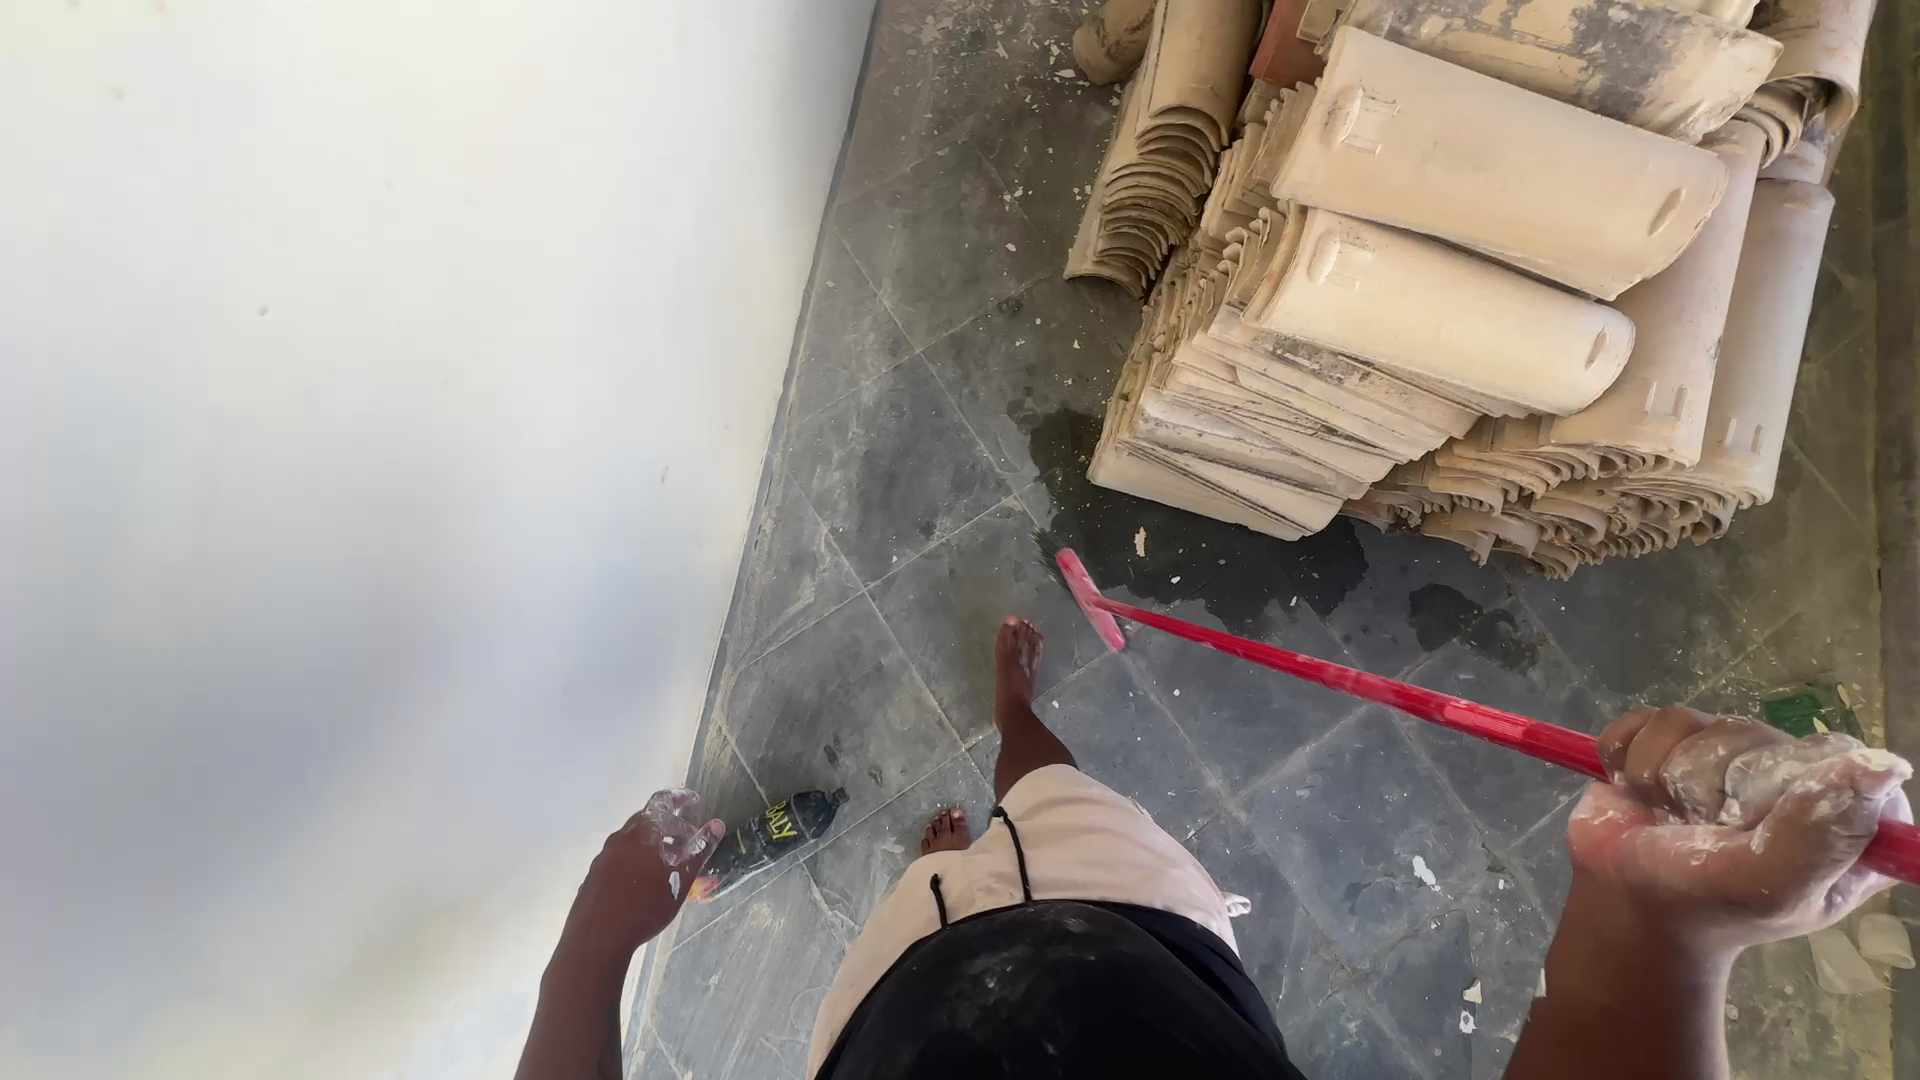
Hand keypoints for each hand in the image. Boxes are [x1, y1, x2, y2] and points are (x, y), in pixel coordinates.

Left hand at [558, 789, 725, 961]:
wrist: (595, 942)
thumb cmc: (645, 907)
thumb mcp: (681, 879)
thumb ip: (700, 849)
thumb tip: (718, 824)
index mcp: (643, 832)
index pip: (663, 801)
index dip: (681, 797)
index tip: (695, 802)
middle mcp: (620, 838)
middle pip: (647, 820)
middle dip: (670, 826)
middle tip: (687, 841)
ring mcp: (602, 858)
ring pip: (632, 840)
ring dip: (652, 844)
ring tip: (667, 865)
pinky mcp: (592, 877)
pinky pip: (618, 859)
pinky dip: (635, 860)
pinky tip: (642, 884)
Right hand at [1567, 705, 1912, 956]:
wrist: (1619, 896)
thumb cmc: (1698, 902)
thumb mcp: (1769, 884)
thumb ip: (1819, 832)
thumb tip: (1881, 763)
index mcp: (1841, 819)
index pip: (1826, 754)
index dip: (1775, 781)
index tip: (1746, 824)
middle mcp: (1785, 779)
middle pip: (1742, 732)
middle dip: (1700, 781)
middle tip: (1695, 826)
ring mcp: (1720, 759)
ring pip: (1683, 720)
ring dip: (1653, 770)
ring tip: (1660, 809)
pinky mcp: (1662, 745)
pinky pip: (1641, 717)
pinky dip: (1621, 752)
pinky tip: (1630, 786)